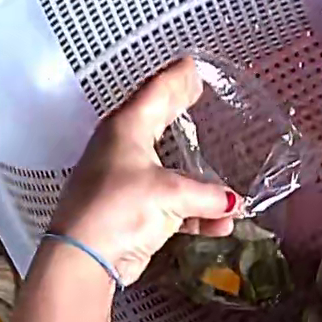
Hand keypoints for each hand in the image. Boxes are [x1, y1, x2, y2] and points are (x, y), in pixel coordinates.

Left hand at [48, 57, 240, 284]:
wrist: (87, 255)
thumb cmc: (119, 209)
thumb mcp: (171, 194)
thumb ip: (208, 196)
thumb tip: (234, 203)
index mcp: (126, 130)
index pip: (156, 93)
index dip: (177, 79)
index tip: (192, 66)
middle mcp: (123, 150)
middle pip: (160, 126)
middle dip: (182, 113)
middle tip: (197, 95)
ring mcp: (127, 182)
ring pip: (171, 173)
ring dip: (201, 183)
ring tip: (227, 183)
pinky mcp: (134, 213)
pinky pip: (173, 208)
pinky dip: (196, 215)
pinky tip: (220, 224)